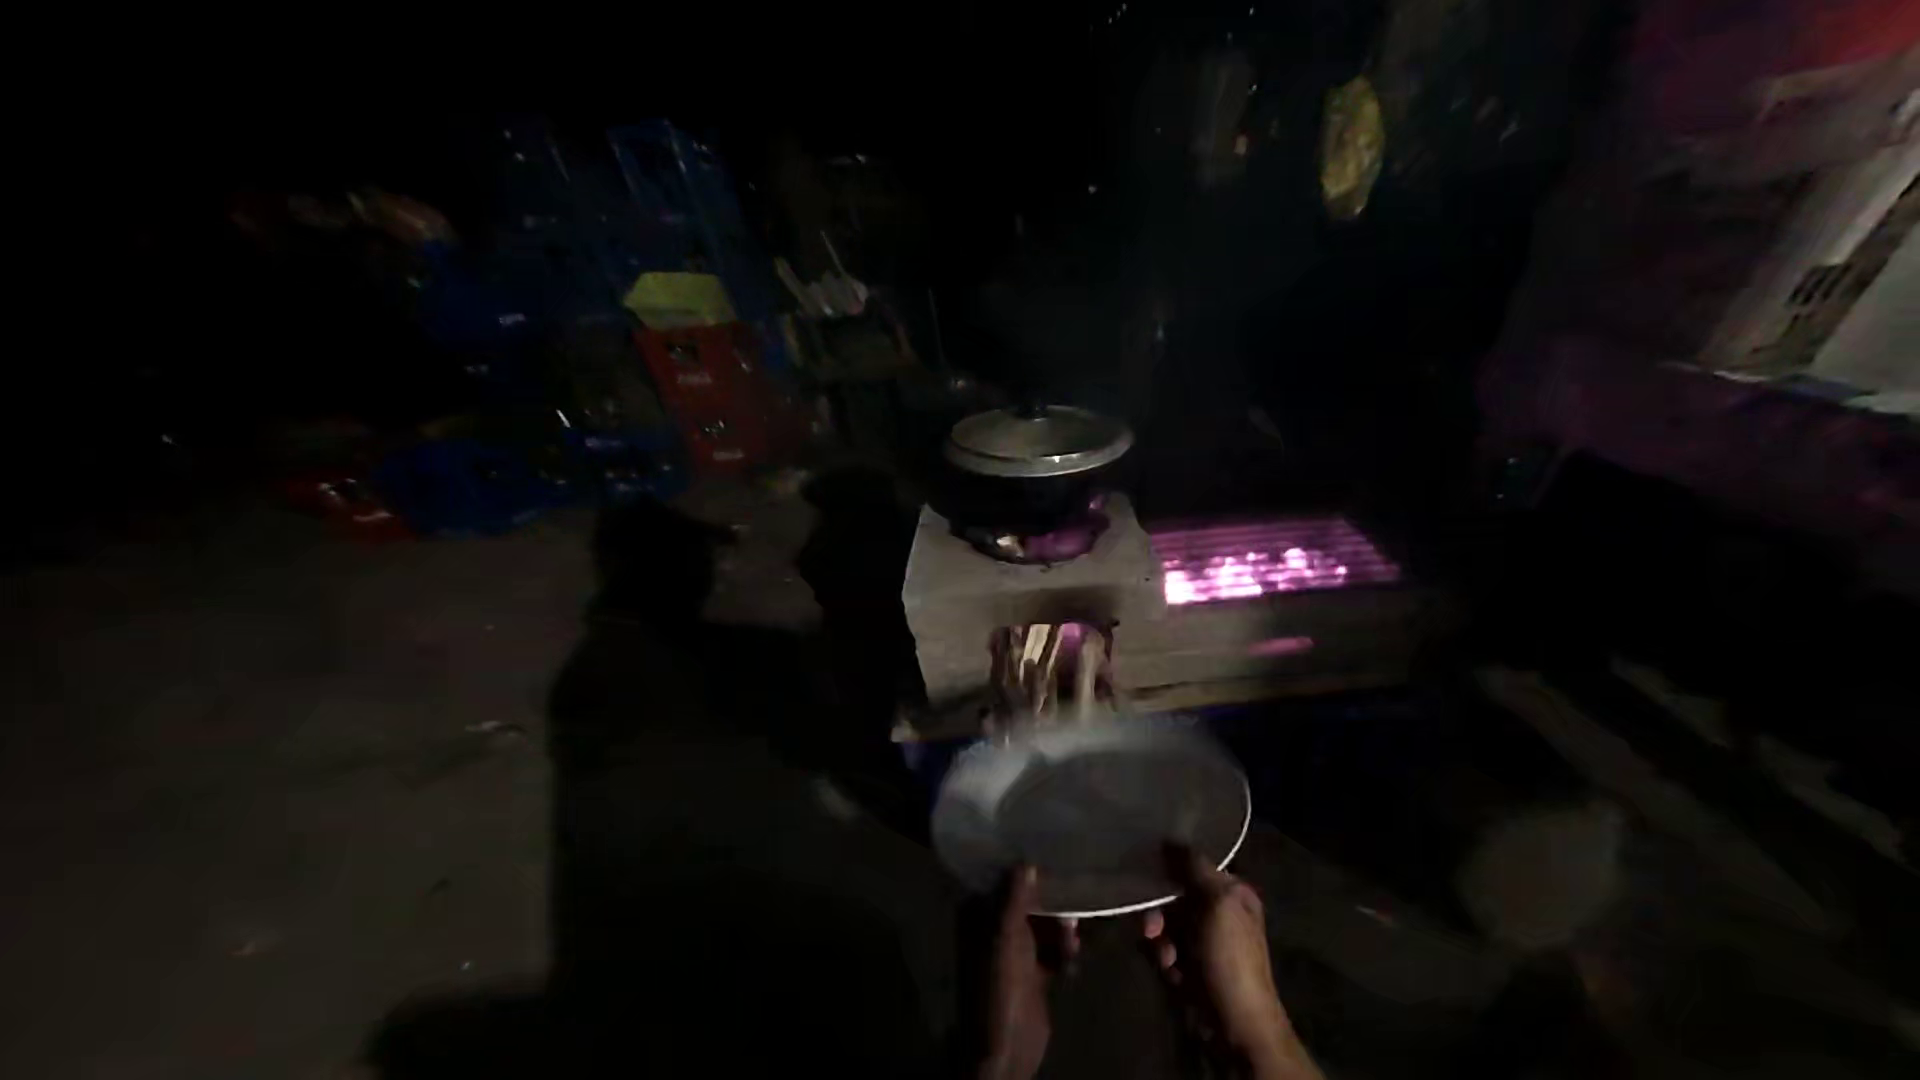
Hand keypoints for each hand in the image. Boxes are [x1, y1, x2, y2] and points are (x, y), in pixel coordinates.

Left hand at [977, 866, 1078, 1079]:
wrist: (1007, 1048)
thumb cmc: (998, 985)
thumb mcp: (1004, 935)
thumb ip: (1013, 896)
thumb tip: (1025, 859)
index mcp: (976, 913)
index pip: (995, 876)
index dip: (1018, 865)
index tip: (1045, 850)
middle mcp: (992, 926)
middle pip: (1024, 899)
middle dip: (1049, 899)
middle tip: (1071, 898)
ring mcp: (1013, 950)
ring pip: (1042, 922)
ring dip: (1060, 927)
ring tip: (1071, 939)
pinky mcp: (1033, 971)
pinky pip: (1052, 948)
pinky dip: (1063, 950)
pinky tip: (1071, 957)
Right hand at [1142, 847, 1323, 1079]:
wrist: (1235, 1030)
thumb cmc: (1231, 960)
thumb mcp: (1218, 903)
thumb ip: (1195, 867)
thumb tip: (1171, 839)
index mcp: (1234, 893)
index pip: (1194, 864)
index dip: (1171, 868)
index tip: (1152, 875)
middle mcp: (1219, 912)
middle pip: (1173, 893)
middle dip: (1159, 910)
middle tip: (1153, 927)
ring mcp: (1203, 941)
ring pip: (1163, 920)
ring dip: (1158, 938)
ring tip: (1166, 958)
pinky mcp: (1188, 965)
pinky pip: (1161, 947)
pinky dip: (1161, 957)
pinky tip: (1170, 972)